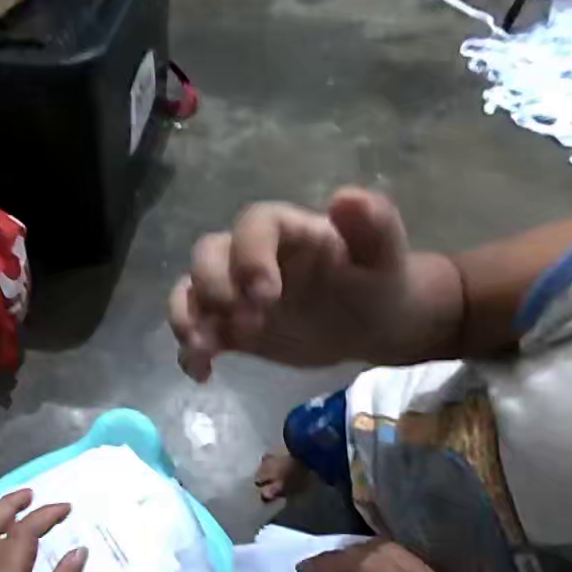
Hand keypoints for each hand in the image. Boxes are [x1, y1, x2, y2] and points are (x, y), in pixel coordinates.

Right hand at [167, 188, 437, 379]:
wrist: (372, 321)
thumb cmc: (377, 282)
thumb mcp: (385, 254)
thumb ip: (373, 224)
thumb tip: (343, 198)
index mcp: (288, 231)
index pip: (255, 224)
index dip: (250, 254)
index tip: (265, 296)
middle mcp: (252, 255)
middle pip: (209, 253)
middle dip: (212, 285)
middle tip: (244, 324)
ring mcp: (236, 291)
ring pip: (191, 290)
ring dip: (187, 317)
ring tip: (203, 348)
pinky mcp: (229, 326)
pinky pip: (198, 330)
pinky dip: (191, 351)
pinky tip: (203, 373)